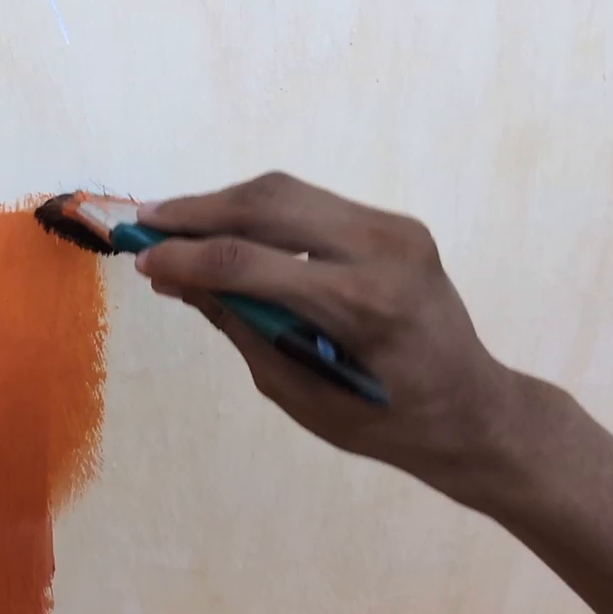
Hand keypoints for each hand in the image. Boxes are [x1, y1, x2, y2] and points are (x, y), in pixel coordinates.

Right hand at [134, 171, 537, 491]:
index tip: (140, 261)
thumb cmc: (381, 421)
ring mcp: (392, 227)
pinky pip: (305, 203)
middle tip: (143, 224)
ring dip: (220, 204)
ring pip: (284, 192)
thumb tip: (175, 279)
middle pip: (266, 206)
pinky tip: (221, 228)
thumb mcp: (294, 389)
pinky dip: (253, 211)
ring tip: (170, 222)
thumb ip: (237, 324)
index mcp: (360, 304)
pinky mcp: (390, 222)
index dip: (184, 256)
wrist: (471, 408)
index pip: (248, 262)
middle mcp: (381, 248)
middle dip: (195, 212)